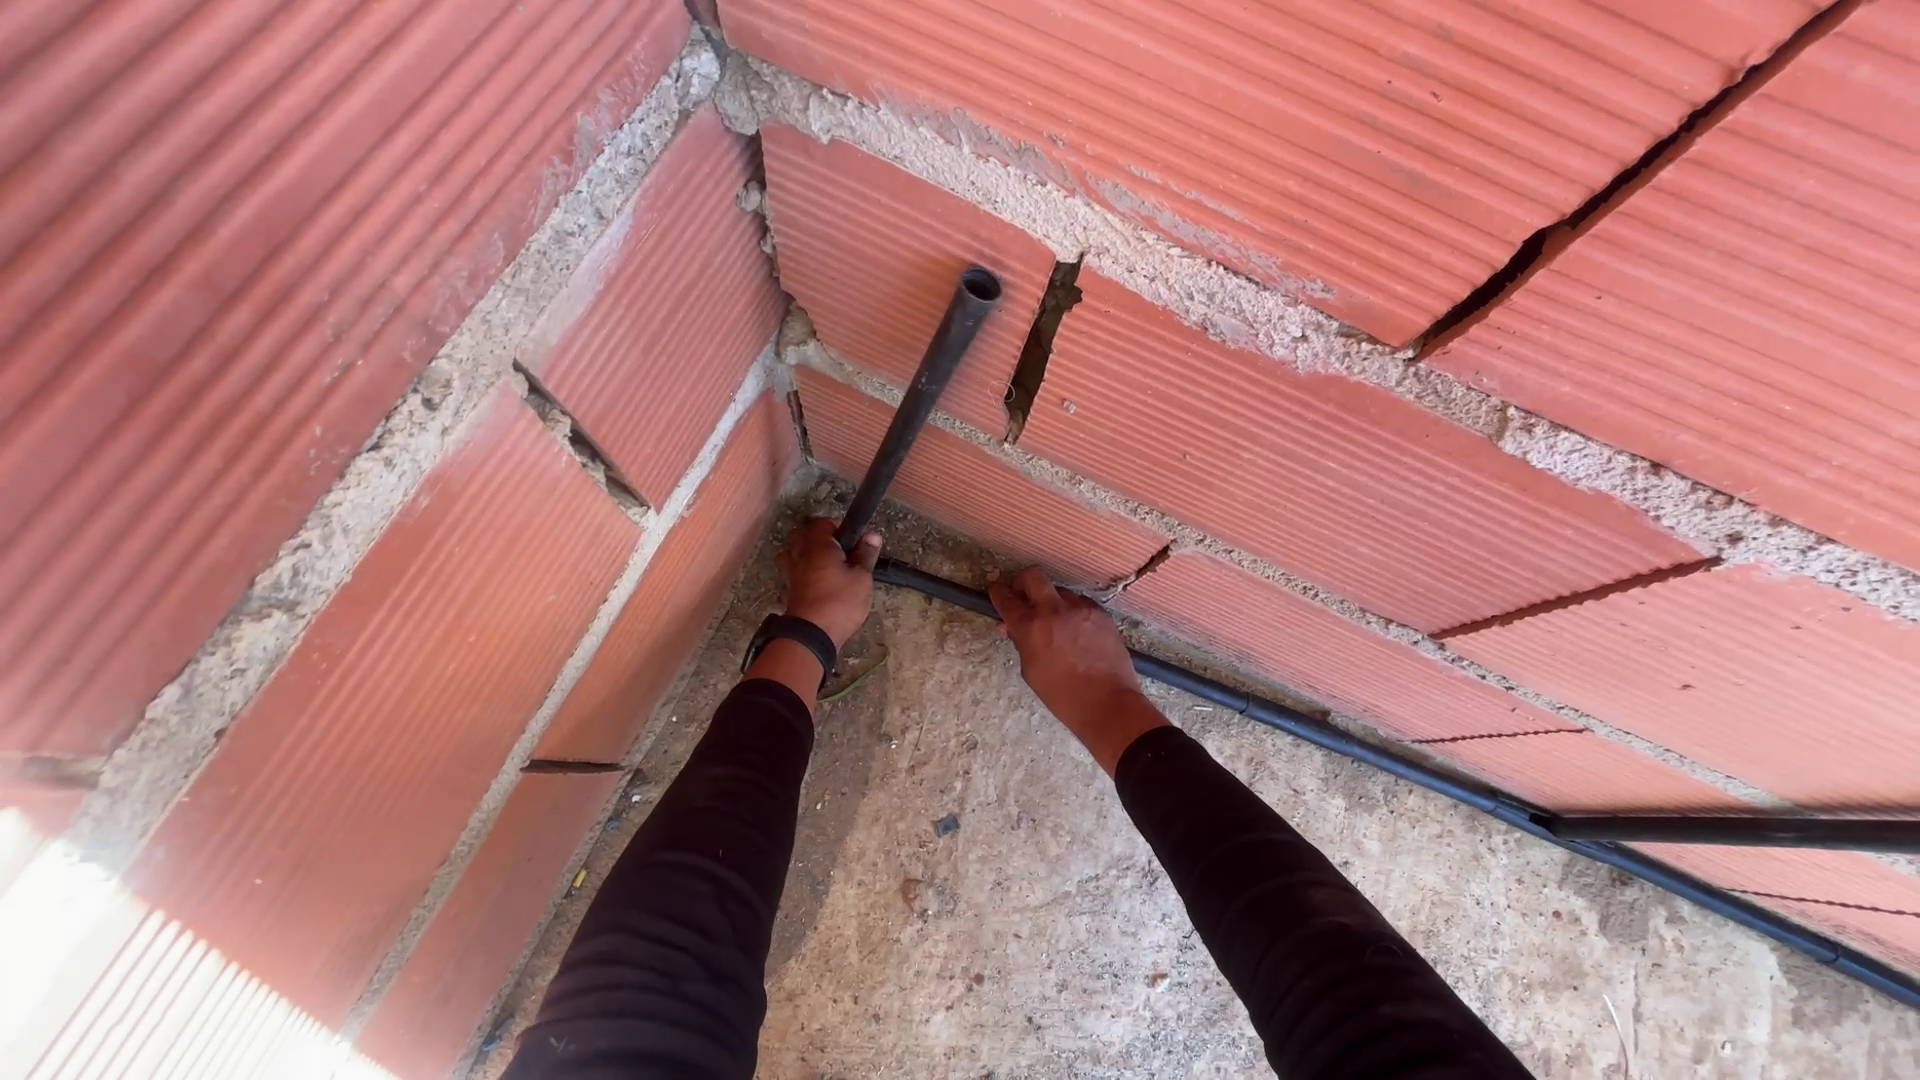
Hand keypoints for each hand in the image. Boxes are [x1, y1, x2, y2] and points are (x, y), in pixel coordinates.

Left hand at [778, 518, 880, 647]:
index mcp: (818, 547)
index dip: (838, 527)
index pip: (823, 523)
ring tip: (821, 564)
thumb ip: (865, 555)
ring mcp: (790, 574)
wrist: (811, 635)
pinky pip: (790, 574)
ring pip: (790, 553)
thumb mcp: (861, 578)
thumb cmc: (840, 602)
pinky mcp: (787, 592)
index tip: (853, 540)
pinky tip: (812, 583)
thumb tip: (872, 535)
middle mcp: (800, 556)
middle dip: (816, 537)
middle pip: (800, 535)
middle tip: (836, 550)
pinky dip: (799, 573)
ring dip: (803, 553)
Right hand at [988, 566, 1169, 775]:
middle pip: (1033, 576)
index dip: (998, 592)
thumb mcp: (1031, 670)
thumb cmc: (1062, 695)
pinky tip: (1075, 631)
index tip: (996, 591)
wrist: (1108, 702)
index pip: (1006, 598)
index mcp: (1031, 626)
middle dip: (1022, 581)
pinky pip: (1080, 603)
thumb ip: (1020, 642)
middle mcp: (1055, 610)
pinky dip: (1072, 612)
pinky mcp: (1100, 613)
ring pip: (1059, 591)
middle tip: (1022, 596)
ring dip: (1051, 601)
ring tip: (1054, 623)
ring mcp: (1080, 608)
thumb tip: (1010, 626)